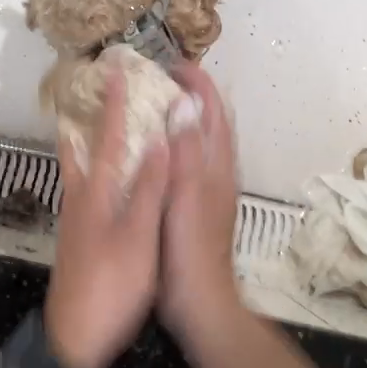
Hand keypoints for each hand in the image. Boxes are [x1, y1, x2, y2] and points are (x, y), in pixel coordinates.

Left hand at [43, 69, 168, 367]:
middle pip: (82, 146)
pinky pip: (85, 186)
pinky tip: (102, 178)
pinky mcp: (79, 238)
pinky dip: (93, 167)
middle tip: (93, 89)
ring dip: (88, 139)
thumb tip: (159, 138)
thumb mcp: (139, 237)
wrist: (73, 340)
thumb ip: (150, 188)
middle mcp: (81, 197)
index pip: (107, 136)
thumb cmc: (111, 287)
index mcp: (97, 192)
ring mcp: (77, 219)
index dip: (113, 103)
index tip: (115, 70)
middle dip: (89, 115)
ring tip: (94, 121)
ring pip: (80, 167)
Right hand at [159, 62, 243, 336]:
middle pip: (209, 118)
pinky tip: (149, 149)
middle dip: (189, 92)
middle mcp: (218, 169)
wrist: (200, 302)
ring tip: (150, 103)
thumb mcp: (185, 194)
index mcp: (217, 163)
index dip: (196, 81)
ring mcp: (209, 187)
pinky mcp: (196, 203)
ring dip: (181, 115)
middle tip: (155, 78)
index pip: (213, 108)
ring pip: (199, 138)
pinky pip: (188, 158)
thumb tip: (183, 101)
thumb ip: (186, 149)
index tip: (168, 65)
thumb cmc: (189, 247)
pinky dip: (172, 141)